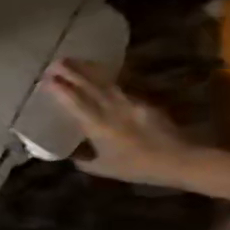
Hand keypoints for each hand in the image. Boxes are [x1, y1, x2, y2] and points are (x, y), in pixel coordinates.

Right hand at [43, 59, 205, 187]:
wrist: (183, 161)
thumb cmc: (139, 168)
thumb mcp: (103, 168)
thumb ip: (83, 159)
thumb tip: (70, 153)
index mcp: (99, 126)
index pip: (76, 103)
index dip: (61, 90)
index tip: (46, 78)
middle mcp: (114, 111)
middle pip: (91, 87)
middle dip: (73, 73)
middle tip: (56, 61)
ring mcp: (132, 105)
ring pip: (107, 84)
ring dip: (91, 71)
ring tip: (77, 62)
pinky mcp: (146, 105)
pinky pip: (123, 90)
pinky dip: (109, 81)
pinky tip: (103, 78)